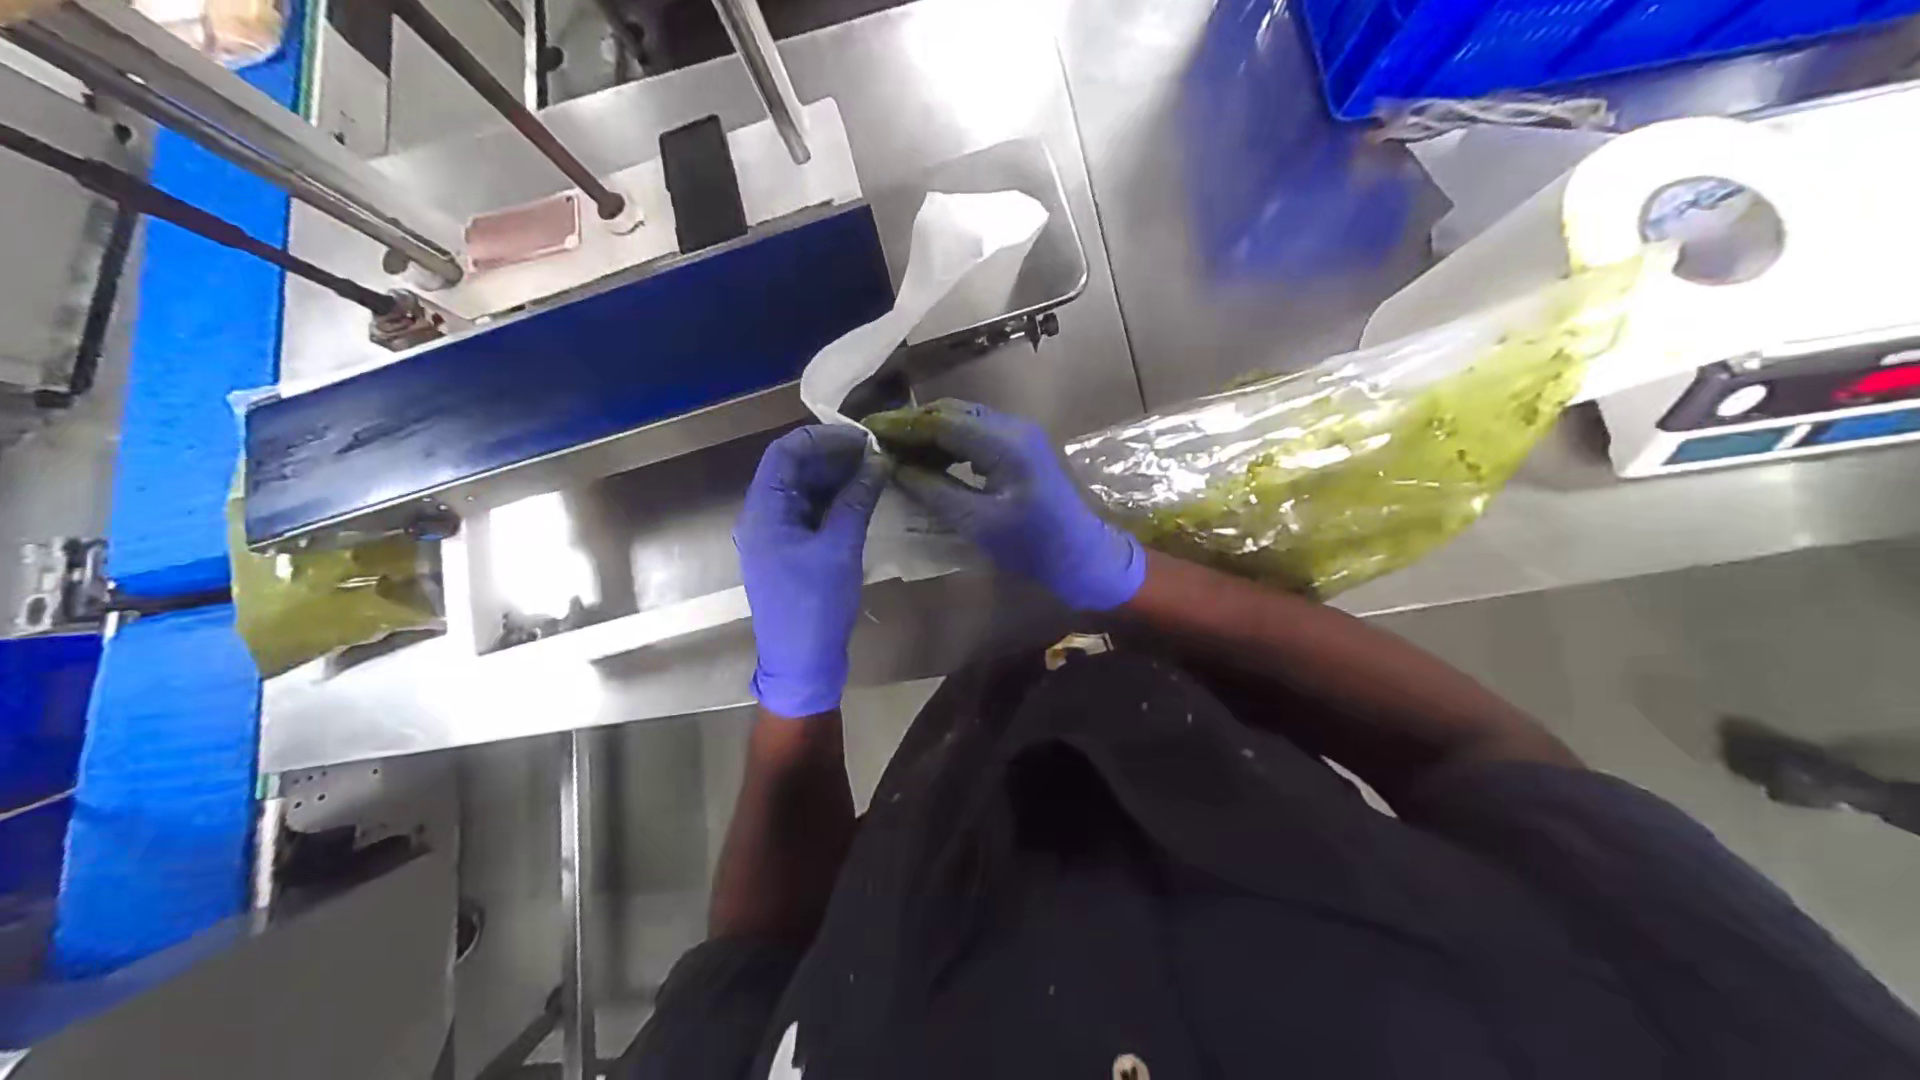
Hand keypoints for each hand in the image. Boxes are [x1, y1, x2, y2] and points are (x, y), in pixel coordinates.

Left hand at [735, 426, 889, 717]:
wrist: (801, 661)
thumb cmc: (815, 605)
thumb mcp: (840, 549)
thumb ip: (856, 501)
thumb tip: (878, 462)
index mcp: (764, 512)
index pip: (785, 454)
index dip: (823, 439)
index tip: (862, 438)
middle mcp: (763, 517)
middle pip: (793, 470)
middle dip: (832, 457)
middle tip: (874, 454)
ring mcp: (775, 536)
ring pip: (803, 491)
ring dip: (835, 478)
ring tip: (873, 471)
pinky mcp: (789, 552)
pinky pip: (808, 514)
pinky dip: (833, 501)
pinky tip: (860, 497)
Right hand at [865, 399, 1143, 609]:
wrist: (1083, 554)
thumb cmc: (1033, 544)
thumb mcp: (977, 522)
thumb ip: (934, 490)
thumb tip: (896, 469)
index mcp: (1004, 443)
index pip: (941, 421)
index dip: (902, 426)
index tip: (869, 430)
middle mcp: (1013, 427)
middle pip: (952, 413)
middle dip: (913, 425)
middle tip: (878, 440)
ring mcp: (1020, 435)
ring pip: (964, 420)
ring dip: (931, 433)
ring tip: (898, 452)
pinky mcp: (1021, 448)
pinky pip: (977, 434)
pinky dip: (950, 443)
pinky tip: (930, 461)